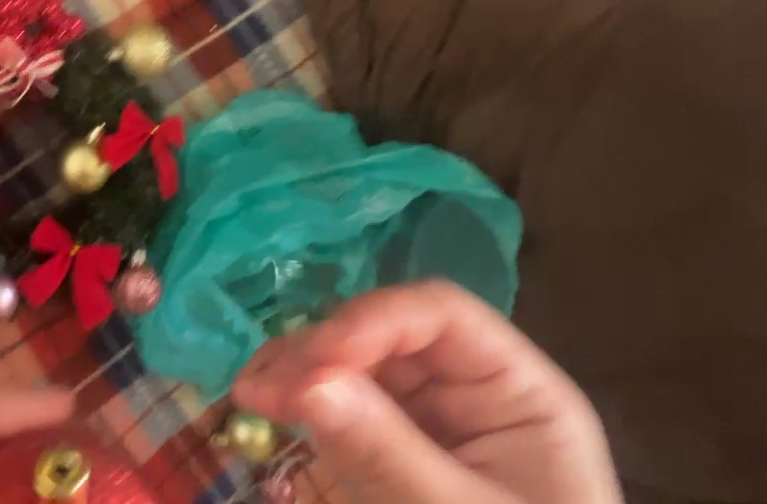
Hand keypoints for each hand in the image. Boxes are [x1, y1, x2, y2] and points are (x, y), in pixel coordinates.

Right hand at [234, 281, 620, 503]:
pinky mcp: (394, 449)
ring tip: (249, 392)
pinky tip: (266, 407)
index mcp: (517, 390)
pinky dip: (301, 402)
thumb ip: (387, 453)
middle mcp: (469, 389)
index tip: (313, 362)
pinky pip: (342, 406)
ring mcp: (429, 419)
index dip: (372, 320)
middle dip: (319, 351)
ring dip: (298, 370)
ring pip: (353, 364)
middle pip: (384, 335)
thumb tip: (305, 383)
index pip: (440, 313)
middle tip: (258, 385)